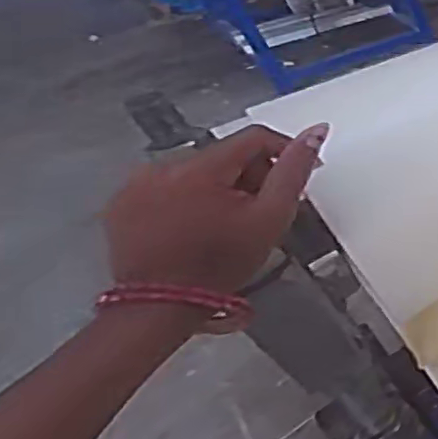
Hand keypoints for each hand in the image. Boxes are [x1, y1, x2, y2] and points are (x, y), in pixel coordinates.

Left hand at [103, 124, 327, 293]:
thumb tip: (315, 131)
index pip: (254, 137)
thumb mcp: (272, 214)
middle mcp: (159, 170)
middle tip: (260, 206)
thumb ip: (295, 168)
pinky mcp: (122, 203)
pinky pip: (173, 182)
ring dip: (224, 183)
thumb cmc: (222, 261)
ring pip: (201, 167)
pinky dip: (193, 194)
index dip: (283, 150)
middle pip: (227, 153)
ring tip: (231, 216)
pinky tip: (201, 220)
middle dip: (251, 173)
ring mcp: (134, 186)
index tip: (295, 174)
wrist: (163, 307)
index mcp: (196, 170)